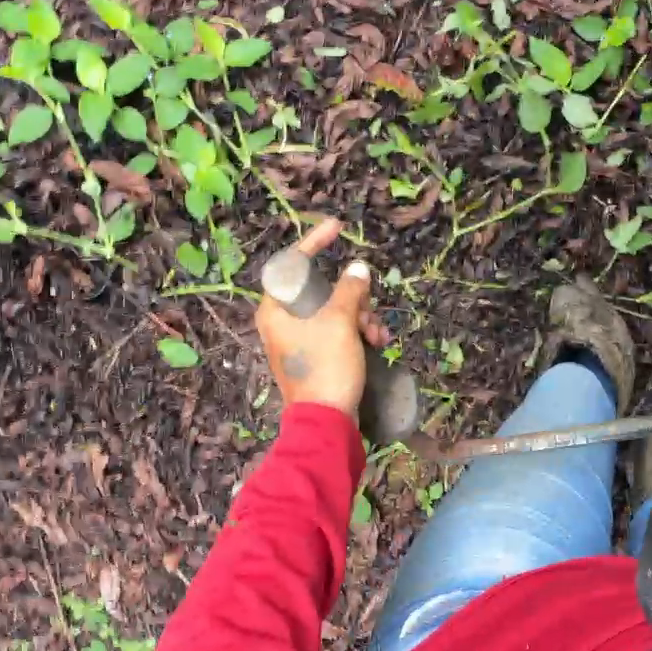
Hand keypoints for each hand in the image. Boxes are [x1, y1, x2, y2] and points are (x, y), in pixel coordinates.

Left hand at [254, 219, 390, 419]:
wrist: (327, 423)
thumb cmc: (325, 367)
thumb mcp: (340, 323)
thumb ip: (350, 290)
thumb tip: (359, 269)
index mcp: (274, 310)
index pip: (291, 264)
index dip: (314, 243)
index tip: (337, 227)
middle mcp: (281, 323)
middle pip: (320, 290)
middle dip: (353, 297)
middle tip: (369, 312)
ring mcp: (298, 342)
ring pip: (334, 312)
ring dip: (361, 318)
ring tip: (377, 336)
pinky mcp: (316, 359)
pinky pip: (338, 333)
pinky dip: (357, 334)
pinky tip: (377, 344)